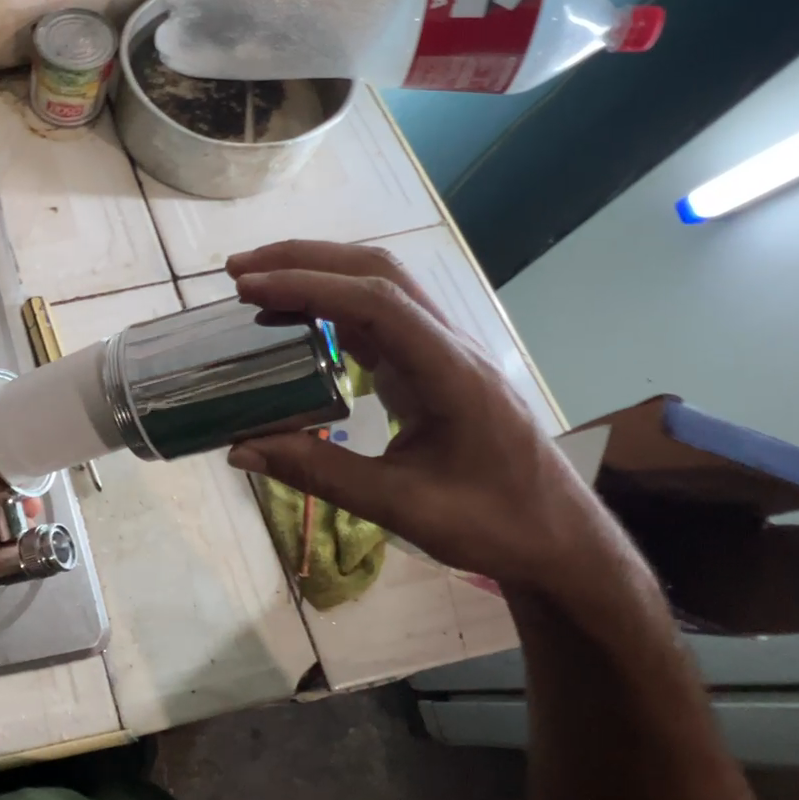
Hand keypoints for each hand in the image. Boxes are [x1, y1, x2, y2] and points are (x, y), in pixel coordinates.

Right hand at [223, 241, 638, 592]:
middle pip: (379, 273)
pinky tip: (295, 318)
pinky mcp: (433, 364)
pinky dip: (330, 304)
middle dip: (306, 260)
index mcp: (450, 373)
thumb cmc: (493, 525)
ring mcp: (444, 350)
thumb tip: (238, 449)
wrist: (560, 539)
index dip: (308, 286)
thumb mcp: (400, 507)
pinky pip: (380, 315)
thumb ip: (318, 472)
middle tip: (238, 272)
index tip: (247, 287)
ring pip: (381, 285)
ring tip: (257, 285)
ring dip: (319, 272)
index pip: (376, 303)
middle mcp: (449, 346)